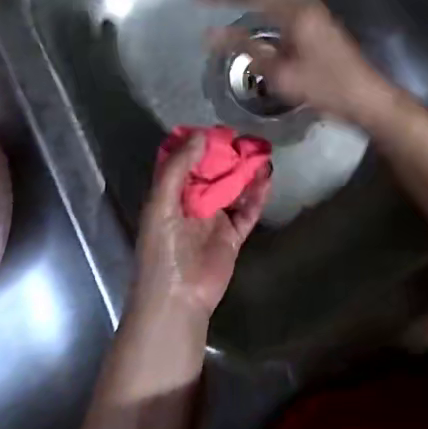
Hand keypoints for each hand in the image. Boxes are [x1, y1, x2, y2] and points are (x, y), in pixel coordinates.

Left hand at [133, 131, 269, 321]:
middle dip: (229, 155)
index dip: (200, 144)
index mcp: (170, 193)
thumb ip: (178, 168)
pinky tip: (267, 178)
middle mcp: (192, 202)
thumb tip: (200, 136)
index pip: (186, 161)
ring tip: (262, 152)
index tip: (219, 129)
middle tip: (248, 138)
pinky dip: (258, 195)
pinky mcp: (233, 235)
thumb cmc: (162, 250)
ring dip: (246, 171)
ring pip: (233, 188)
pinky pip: (247, 210)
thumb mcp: (161, 204)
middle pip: (213, 172)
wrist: (177, 299)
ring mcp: (214, 219)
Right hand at [196, 0, 401, 124]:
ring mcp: (313, 13)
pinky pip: (279, 8)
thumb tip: (210, 33)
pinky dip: (259, 9)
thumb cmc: (325, 87)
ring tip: (219, 2)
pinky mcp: (316, 24)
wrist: (367, 97)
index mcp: (294, 11)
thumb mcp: (280, 74)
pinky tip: (249, 20)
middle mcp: (303, 5)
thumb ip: (245, 49)